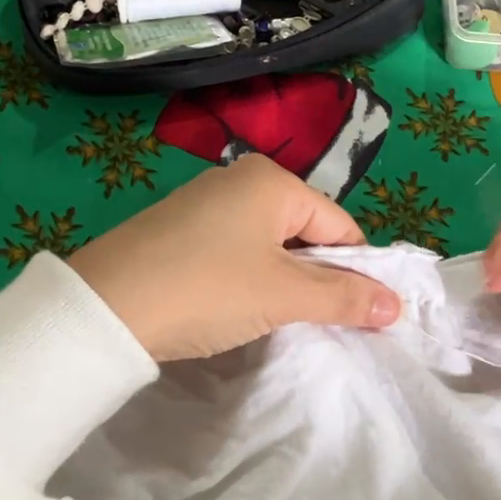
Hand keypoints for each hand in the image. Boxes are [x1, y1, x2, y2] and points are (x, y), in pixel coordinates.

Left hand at [68, 155, 401, 360]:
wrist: (104, 307)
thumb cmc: (207, 289)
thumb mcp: (282, 295)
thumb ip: (343, 297)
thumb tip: (396, 305)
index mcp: (272, 180)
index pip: (339, 224)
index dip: (354, 271)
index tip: (355, 315)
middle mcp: (239, 179)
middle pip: (304, 231)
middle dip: (314, 276)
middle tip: (308, 320)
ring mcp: (204, 202)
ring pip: (268, 243)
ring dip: (280, 280)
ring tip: (269, 317)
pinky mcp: (178, 228)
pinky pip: (234, 249)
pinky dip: (245, 277)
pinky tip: (231, 305)